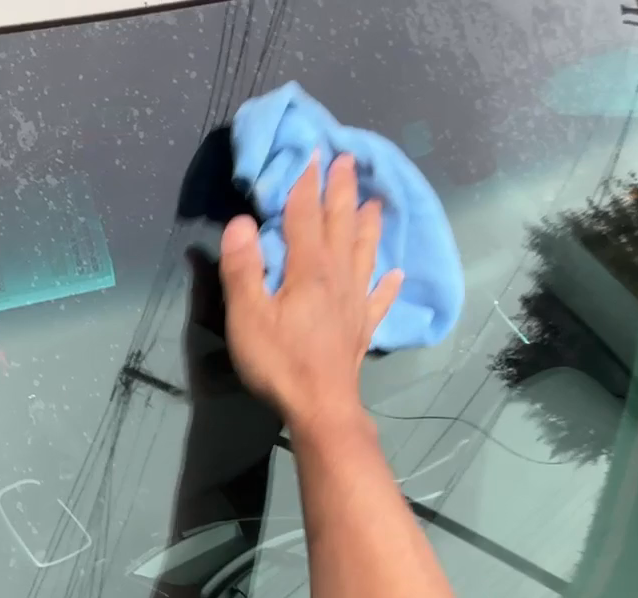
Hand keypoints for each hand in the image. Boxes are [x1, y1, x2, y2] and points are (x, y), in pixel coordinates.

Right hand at [219, 152, 402, 436]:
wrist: (320, 404)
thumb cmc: (278, 361)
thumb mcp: (247, 316)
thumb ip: (242, 269)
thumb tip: (241, 223)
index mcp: (308, 270)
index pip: (306, 218)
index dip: (307, 185)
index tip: (314, 153)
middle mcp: (337, 277)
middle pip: (340, 226)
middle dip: (341, 192)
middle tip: (349, 160)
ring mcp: (354, 302)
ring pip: (364, 252)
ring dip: (368, 224)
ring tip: (376, 201)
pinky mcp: (360, 327)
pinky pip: (378, 298)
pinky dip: (387, 283)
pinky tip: (396, 274)